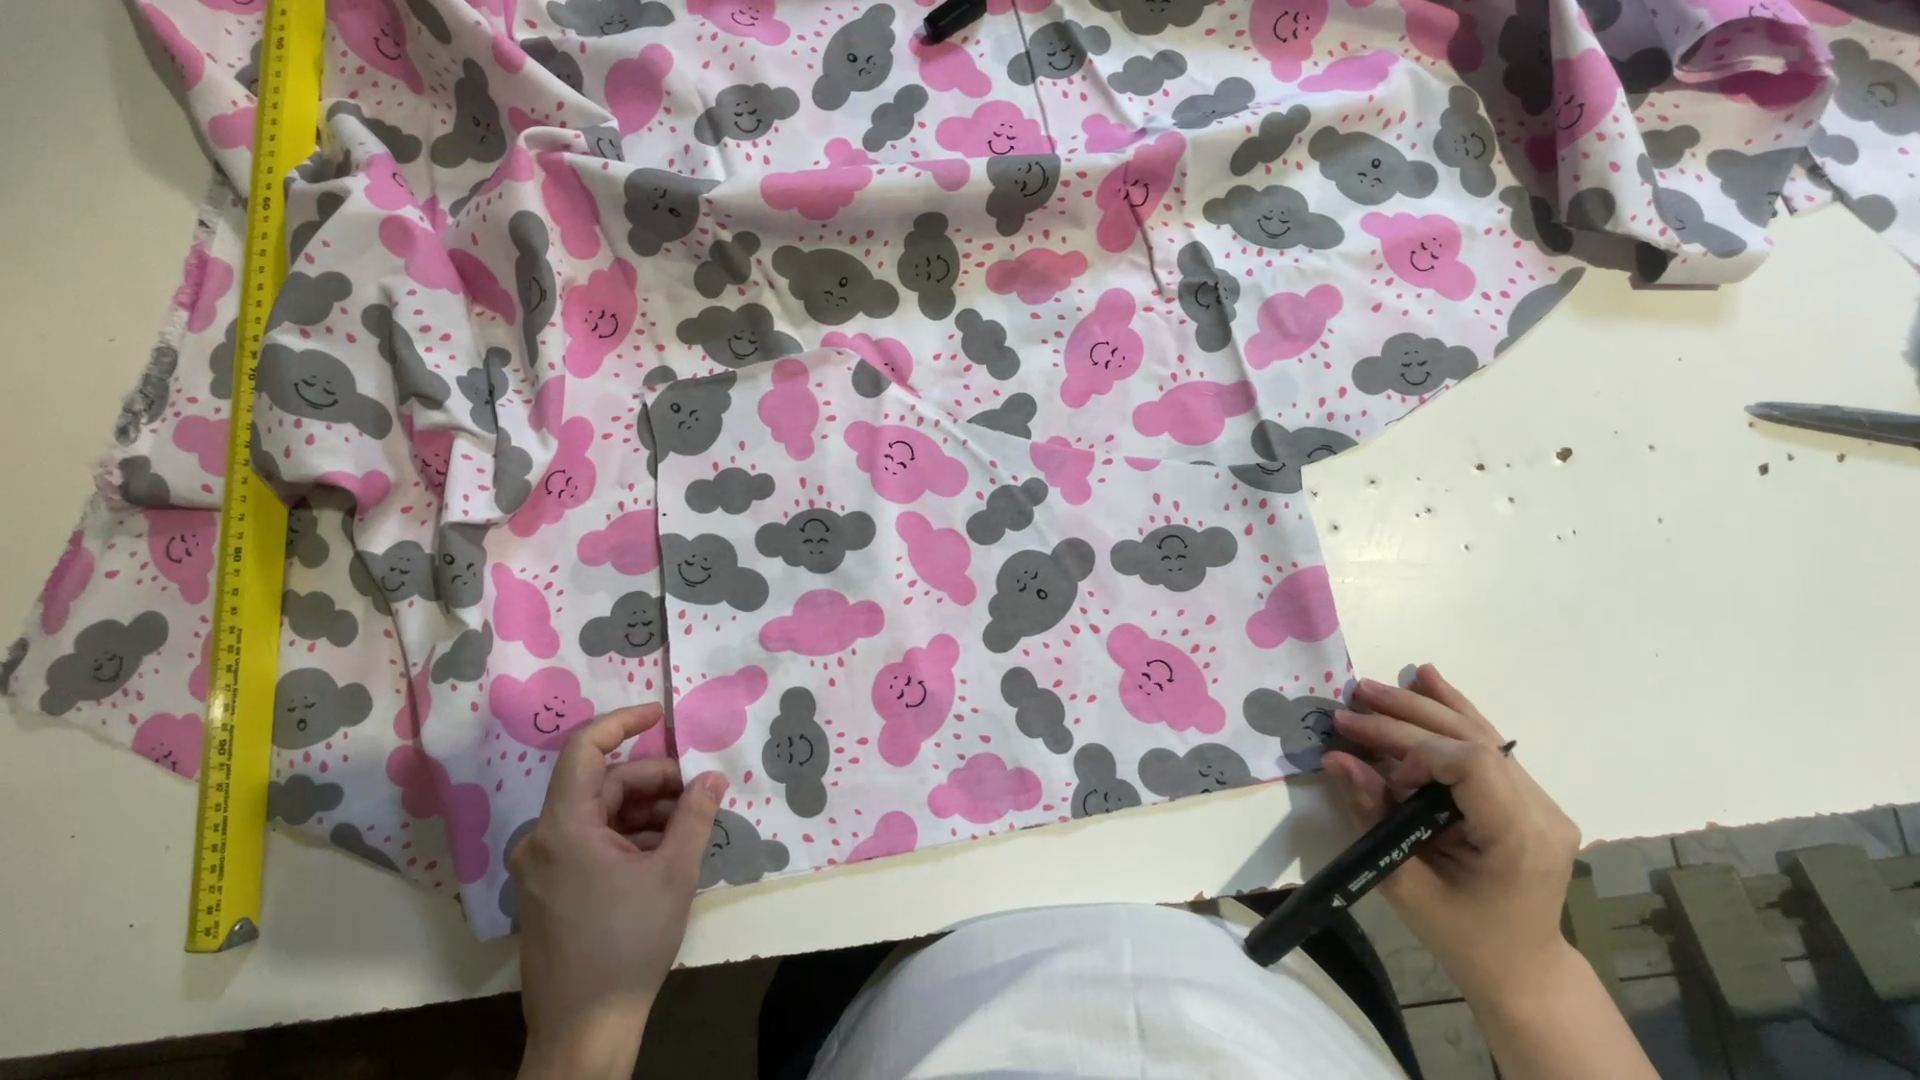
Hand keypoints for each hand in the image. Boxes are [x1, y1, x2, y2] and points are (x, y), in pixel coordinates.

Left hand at [513, 704, 727, 1079]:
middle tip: (699, 792)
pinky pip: (590, 841)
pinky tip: (664, 852)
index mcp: (565, 827)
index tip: (661, 715)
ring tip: (689, 826)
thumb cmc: (630, 943)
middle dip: (653, 781)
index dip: (623, 722)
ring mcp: (542, 866)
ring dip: (645, 810)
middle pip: (601, 784)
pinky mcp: (549, 888)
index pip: (585, 749)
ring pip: (598, 814)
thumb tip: (714, 776)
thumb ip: (695, 816)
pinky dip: (627, 836)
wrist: (585, 1026)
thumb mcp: (674, 873)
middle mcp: (543, 839)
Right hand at [1322, 665, 1580, 997]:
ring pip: (1479, 734)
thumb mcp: (1406, 884)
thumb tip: (1337, 758)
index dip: (1419, 753)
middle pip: (1472, 740)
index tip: (1384, 773)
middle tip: (1351, 706)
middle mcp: (1541, 810)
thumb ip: (1374, 816)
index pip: (1472, 764)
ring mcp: (1541, 800)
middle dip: (1406, 719)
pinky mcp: (1528, 796)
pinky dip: (1453, 713)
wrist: (1520, 966)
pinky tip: (1428, 681)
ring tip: (1372, 688)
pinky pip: (1488, 745)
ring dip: (1423, 708)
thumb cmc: (1461, 935)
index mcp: (1519, 838)